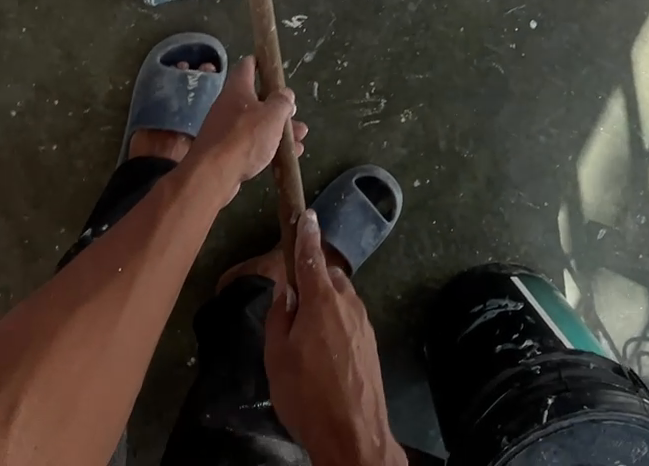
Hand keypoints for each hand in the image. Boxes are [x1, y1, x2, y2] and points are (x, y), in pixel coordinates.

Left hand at [187, 57, 303, 189]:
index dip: (262, 63)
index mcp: (238, 89)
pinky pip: (252, 143)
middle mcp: (229, 106)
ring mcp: (227, 129)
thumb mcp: (272, 116)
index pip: (247, 66)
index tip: (275, 68)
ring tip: (301, 137)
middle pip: (257, 99)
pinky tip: (289, 155)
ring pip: (258, 123)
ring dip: (279, 128)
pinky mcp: (227, 151)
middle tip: (295, 113)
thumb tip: (285, 94)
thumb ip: (282, 102)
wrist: (212, 176)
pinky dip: (270, 146)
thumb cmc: (244, 138)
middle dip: (279, 106)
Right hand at [265, 210, 406, 465]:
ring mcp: (363, 323)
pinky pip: (349, 319)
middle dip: (313, 280)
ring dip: (325, 304)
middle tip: (293, 306)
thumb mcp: (277, 355)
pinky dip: (336, 323)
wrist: (354, 435)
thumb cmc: (307, 394)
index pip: (311, 256)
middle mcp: (347, 303)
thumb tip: (286, 292)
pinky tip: (324, 353)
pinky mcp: (371, 342)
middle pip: (328, 276)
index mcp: (321, 300)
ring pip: (341, 298)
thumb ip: (279, 316)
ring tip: (306, 338)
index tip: (307, 213)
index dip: (307, 233)